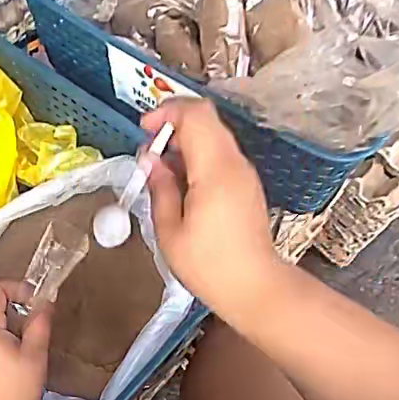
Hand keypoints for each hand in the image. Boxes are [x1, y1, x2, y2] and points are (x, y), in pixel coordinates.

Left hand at [0, 278, 51, 399]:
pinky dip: (0, 330)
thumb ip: (39, 324)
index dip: (16, 286)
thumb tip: (45, 302)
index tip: (35, 301)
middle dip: (13, 299)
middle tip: (35, 316)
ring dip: (8, 316)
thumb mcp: (34, 356)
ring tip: (28, 335)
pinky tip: (16, 350)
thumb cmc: (15, 392)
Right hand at [141, 99, 282, 313]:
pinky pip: (222, 158)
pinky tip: (184, 187)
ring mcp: (245, 174)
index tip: (145, 129)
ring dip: (186, 144)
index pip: (194, 115)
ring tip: (164, 174)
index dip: (166, 112)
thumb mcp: (170, 232)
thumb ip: (160, 189)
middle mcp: (235, 164)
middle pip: (206, 120)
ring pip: (214, 138)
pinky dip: (199, 160)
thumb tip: (151, 162)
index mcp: (215, 171)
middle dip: (174, 127)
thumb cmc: (210, 267)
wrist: (254, 287)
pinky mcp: (247, 187)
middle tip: (151, 153)